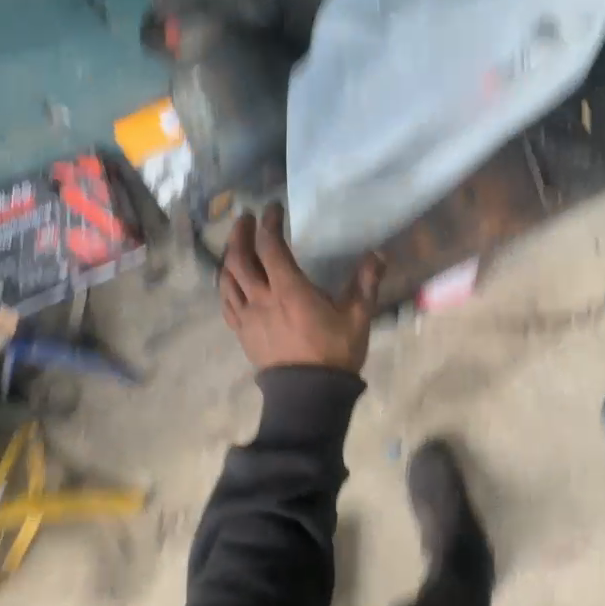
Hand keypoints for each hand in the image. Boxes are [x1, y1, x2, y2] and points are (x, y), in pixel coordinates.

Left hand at [218, 204, 384, 372]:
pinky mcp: (243, 333)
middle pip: (239, 259)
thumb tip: (379, 253)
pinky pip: (226, 303)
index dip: (269, 224)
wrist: (308, 396)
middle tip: (245, 218)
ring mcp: (248, 317)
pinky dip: (225, 285)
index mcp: (289, 290)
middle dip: (240, 234)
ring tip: (235, 245)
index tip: (272, 208)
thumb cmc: (334, 353)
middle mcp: (262, 298)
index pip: (271, 247)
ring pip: (227, 280)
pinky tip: (230, 281)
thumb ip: (366, 282)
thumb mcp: (357, 316)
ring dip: (229, 257)